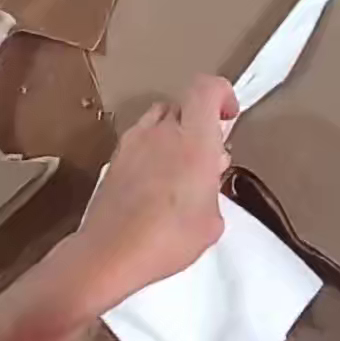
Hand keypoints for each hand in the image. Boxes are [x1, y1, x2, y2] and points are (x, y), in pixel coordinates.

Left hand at [61, 75, 238, 310]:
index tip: (228, 115)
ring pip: (157, 120)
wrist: (111, 252)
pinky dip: (151, 150)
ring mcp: (132, 144)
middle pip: (182, 103)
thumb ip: (213, 189)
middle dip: (198, 121)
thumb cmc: (166, 238)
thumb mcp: (210, 221)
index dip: (221, 94)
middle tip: (207, 152)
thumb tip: (207, 175)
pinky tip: (155, 183)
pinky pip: (138, 141)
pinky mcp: (113, 160)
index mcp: (193, 140)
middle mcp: (161, 132)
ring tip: (180, 167)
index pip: (206, 88)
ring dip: (173, 133)